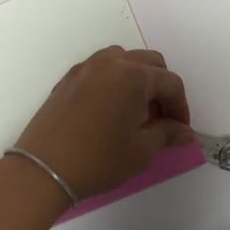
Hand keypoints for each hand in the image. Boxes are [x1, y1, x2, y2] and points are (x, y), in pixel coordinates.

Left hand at [13, 46, 193, 199]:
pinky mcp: (68, 78)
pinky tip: (112, 109)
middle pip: (149, 63)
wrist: (44, 169)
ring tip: (137, 110)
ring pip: (123, 60)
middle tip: (162, 118)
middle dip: (161, 88)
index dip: (180, 107)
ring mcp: (86, 68)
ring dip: (138, 79)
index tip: (180, 130)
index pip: (170, 83)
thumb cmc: (98, 160)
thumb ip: (167, 134)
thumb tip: (185, 132)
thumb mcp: (141, 150)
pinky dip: (114, 81)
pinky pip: (100, 69)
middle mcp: (111, 63)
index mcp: (133, 76)